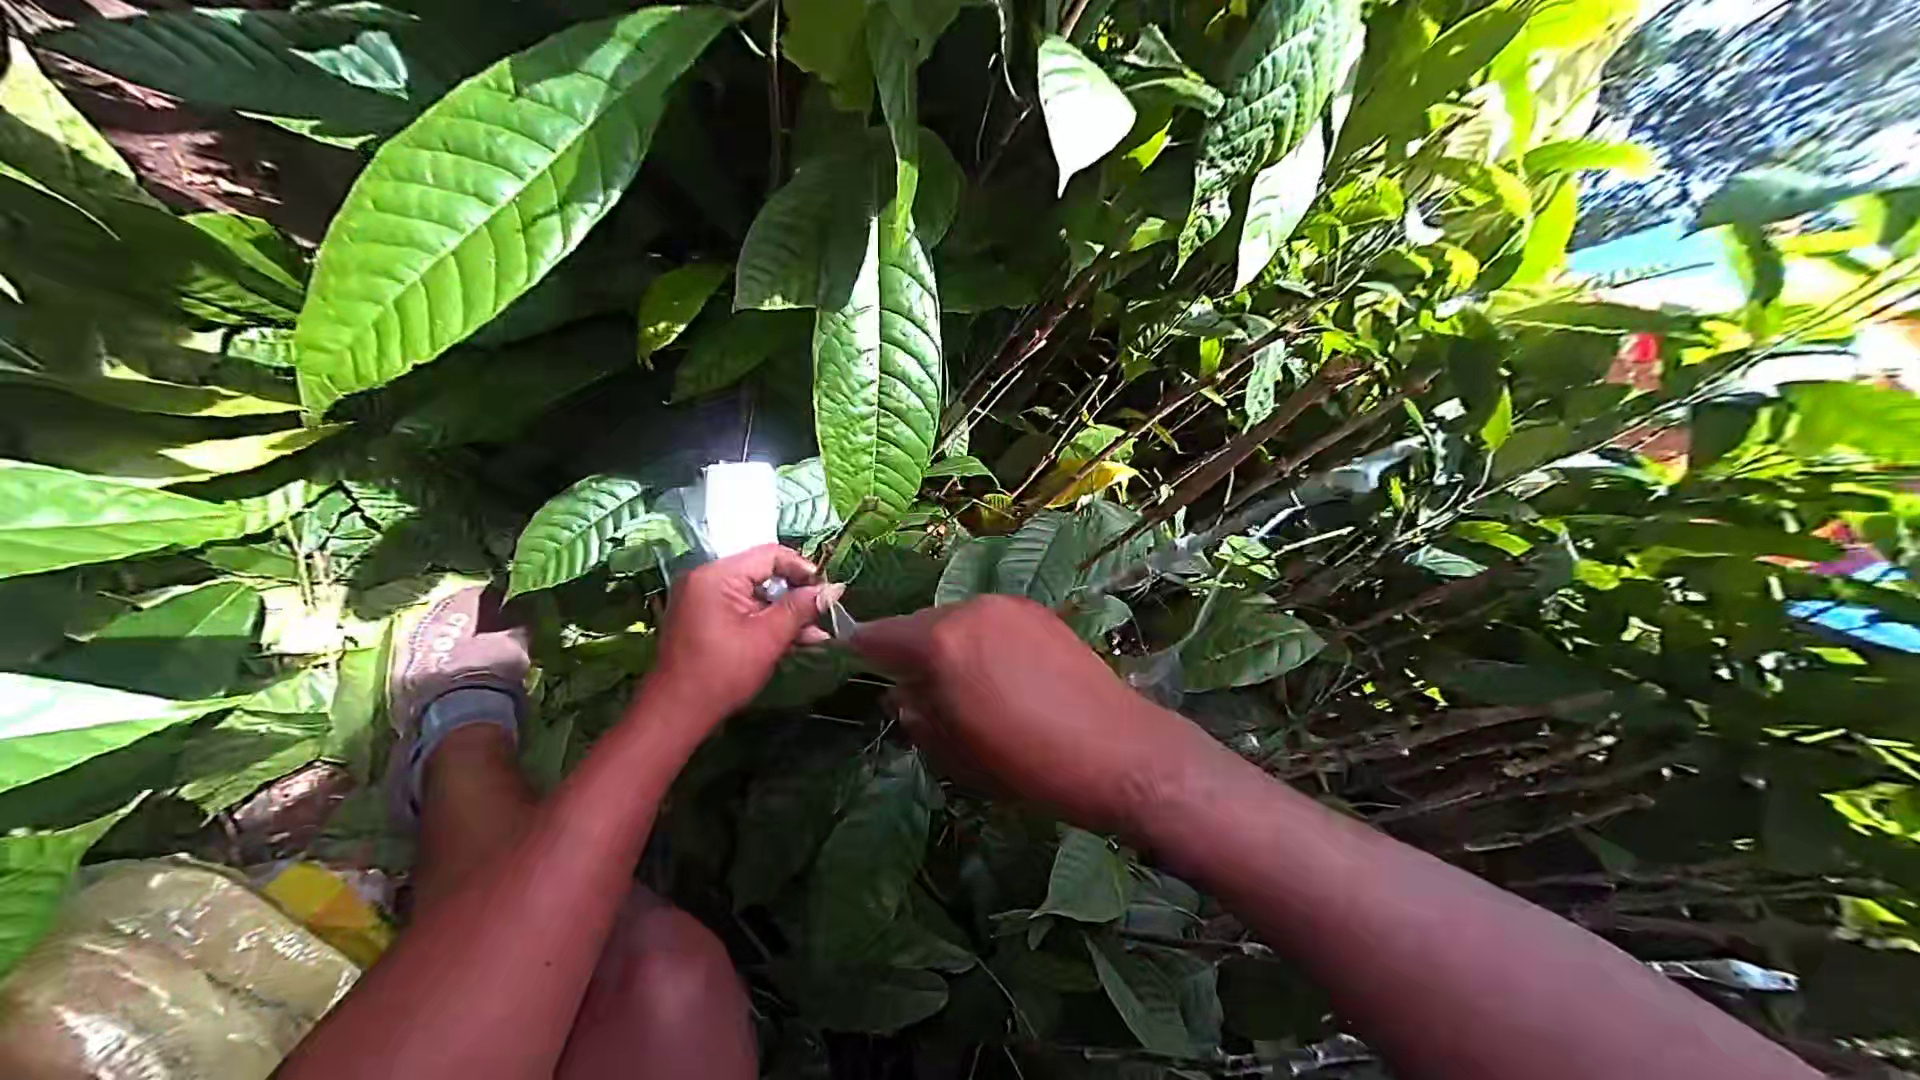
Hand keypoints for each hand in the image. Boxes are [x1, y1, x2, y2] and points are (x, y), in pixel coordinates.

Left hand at [648, 545, 842, 719]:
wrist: (676, 712)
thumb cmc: (723, 672)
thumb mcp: (769, 637)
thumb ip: (801, 608)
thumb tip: (834, 589)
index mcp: (717, 575)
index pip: (770, 554)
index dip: (803, 569)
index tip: (826, 590)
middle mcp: (705, 578)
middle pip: (762, 572)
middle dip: (795, 593)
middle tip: (822, 612)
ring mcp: (701, 598)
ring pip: (754, 593)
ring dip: (783, 611)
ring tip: (814, 632)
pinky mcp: (702, 616)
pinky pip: (741, 607)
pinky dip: (764, 620)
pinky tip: (792, 638)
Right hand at [852, 595, 1225, 835]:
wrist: (1120, 752)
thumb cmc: (1029, 764)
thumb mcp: (956, 753)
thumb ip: (917, 716)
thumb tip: (901, 694)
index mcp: (940, 642)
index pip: (879, 635)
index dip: (860, 651)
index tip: (852, 665)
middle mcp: (971, 609)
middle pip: (919, 624)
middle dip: (909, 654)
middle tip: (916, 692)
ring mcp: (1009, 605)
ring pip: (956, 621)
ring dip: (947, 647)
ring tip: (963, 688)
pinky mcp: (1039, 612)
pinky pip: (990, 621)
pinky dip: (980, 641)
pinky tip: (1000, 675)